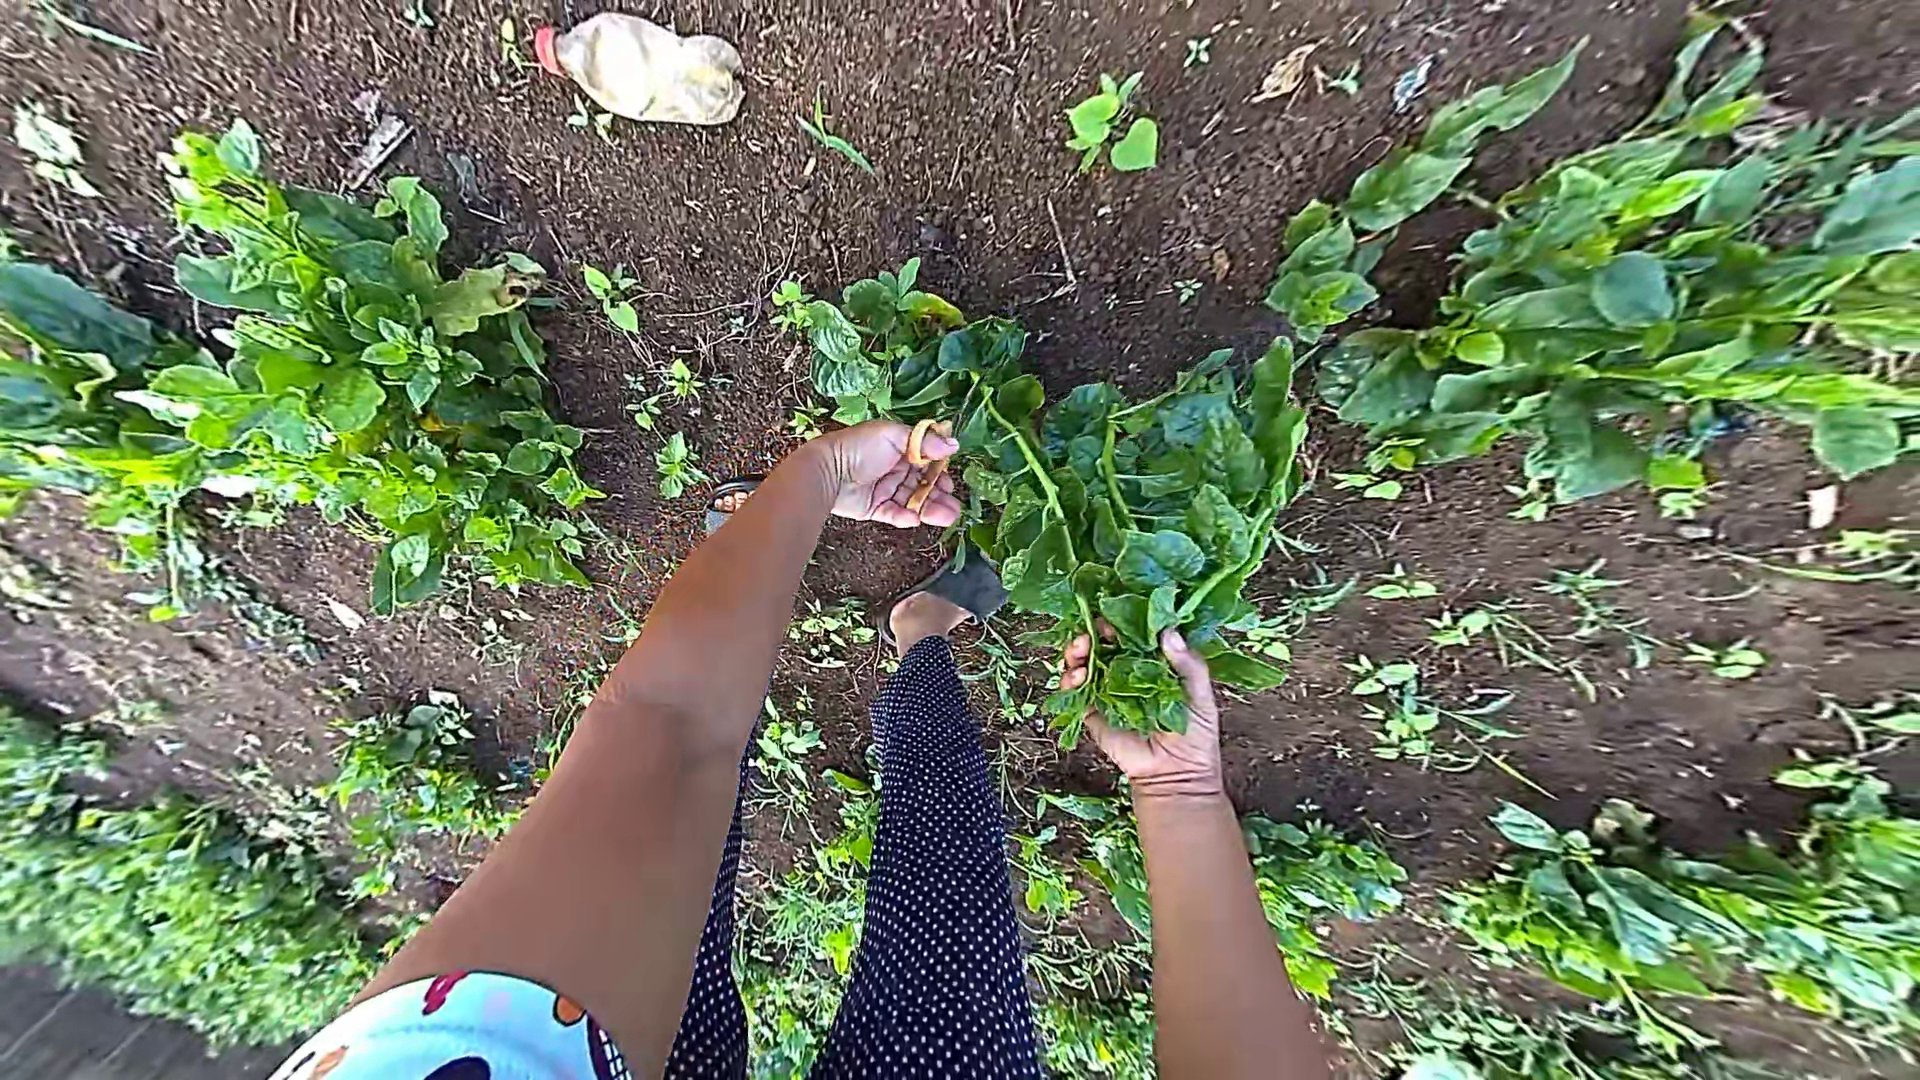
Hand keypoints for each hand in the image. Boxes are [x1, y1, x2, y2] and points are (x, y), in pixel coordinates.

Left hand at [805, 420, 961, 527]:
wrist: (827, 471)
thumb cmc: (860, 447)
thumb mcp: (894, 436)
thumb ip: (926, 442)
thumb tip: (954, 445)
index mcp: (899, 448)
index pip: (927, 462)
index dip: (939, 473)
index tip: (950, 482)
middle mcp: (893, 469)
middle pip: (922, 485)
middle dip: (939, 496)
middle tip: (955, 507)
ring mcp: (884, 489)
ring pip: (912, 501)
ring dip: (930, 509)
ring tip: (947, 518)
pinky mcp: (874, 508)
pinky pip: (894, 514)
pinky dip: (905, 517)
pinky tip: (915, 519)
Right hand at [1062, 628, 1223, 801]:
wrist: (1177, 775)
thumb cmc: (1193, 734)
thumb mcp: (1199, 695)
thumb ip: (1188, 664)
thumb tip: (1168, 631)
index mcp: (1147, 663)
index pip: (1127, 636)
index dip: (1117, 624)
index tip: (1111, 617)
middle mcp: (1123, 673)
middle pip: (1099, 646)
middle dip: (1089, 635)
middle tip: (1089, 633)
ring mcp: (1105, 691)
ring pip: (1082, 664)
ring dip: (1075, 653)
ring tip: (1079, 651)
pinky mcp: (1092, 712)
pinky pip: (1074, 692)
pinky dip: (1069, 681)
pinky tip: (1076, 676)